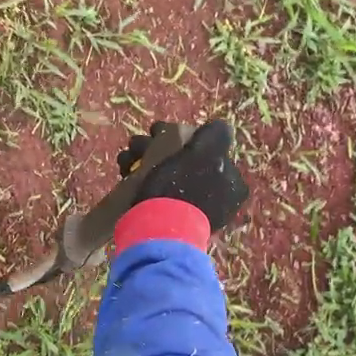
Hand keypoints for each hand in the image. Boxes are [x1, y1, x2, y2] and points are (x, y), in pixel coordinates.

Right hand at [116, 120, 246, 233]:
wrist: (156, 229)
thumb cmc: (179, 188)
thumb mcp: (202, 155)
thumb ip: (215, 137)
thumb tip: (221, 126)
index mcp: (230, 182)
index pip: (205, 148)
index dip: (180, 137)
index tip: (156, 133)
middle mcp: (216, 195)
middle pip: (183, 159)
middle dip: (156, 147)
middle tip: (136, 147)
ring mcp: (193, 207)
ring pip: (167, 171)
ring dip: (143, 159)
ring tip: (125, 161)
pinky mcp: (169, 215)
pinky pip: (156, 187)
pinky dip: (140, 177)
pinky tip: (125, 173)